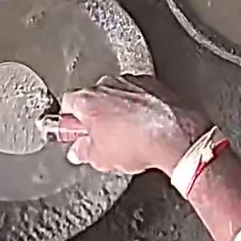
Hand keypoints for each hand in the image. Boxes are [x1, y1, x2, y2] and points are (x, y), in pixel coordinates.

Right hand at [56, 75, 213, 174]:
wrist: (173, 134)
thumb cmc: (137, 144)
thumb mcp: (100, 159)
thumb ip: (83, 151)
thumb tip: (78, 150)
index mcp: (88, 100)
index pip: (67, 102)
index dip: (70, 119)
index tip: (75, 131)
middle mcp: (106, 84)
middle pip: (92, 96)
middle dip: (95, 113)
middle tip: (102, 135)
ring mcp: (129, 80)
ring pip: (115, 92)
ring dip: (117, 107)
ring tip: (127, 132)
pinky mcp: (150, 81)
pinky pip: (136, 91)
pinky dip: (137, 103)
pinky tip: (143, 123)